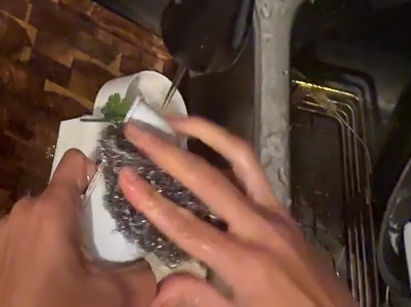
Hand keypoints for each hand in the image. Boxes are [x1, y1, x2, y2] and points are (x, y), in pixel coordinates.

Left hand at [0, 148, 155, 306]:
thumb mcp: (112, 298)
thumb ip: (141, 275)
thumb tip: (156, 264)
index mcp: (50, 207)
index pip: (76, 160)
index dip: (99, 172)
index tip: (116, 200)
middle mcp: (26, 208)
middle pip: (64, 191)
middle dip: (88, 211)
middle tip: (109, 241)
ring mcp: (10, 230)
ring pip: (49, 214)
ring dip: (68, 231)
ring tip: (87, 263)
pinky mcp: (2, 252)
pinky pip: (33, 233)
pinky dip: (49, 245)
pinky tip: (63, 275)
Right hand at [118, 116, 354, 306]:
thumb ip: (198, 298)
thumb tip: (155, 290)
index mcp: (245, 264)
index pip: (187, 226)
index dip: (151, 201)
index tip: (124, 174)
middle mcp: (260, 229)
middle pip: (206, 178)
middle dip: (166, 152)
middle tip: (135, 131)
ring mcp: (276, 215)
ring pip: (239, 156)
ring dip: (205, 133)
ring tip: (174, 120)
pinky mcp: (286, 213)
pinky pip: (254, 172)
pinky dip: (228, 153)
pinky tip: (208, 150)